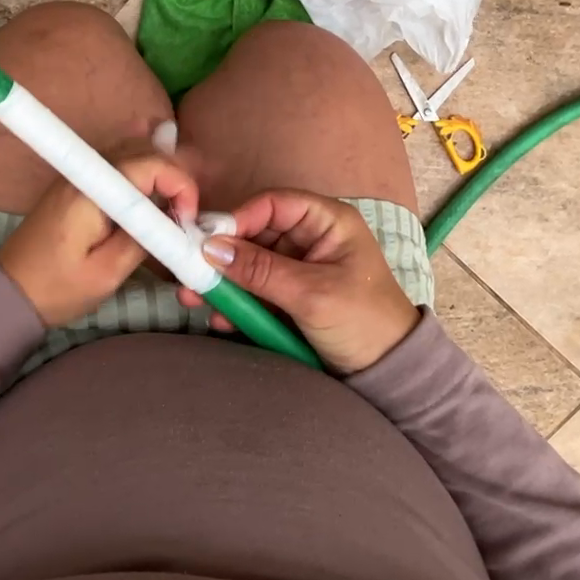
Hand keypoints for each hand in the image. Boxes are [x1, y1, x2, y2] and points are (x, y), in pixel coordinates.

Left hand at [0, 154, 197, 326]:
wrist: (8, 292)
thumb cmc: (56, 289)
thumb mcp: (106, 274)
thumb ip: (142, 239)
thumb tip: (172, 218)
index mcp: (91, 192)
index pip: (148, 163)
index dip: (180, 182)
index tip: (188, 217)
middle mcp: (84, 171)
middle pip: (142, 149)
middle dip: (175, 172)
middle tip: (189, 209)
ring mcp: (76, 174)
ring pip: (129, 149)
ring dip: (160, 165)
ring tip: (180, 197)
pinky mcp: (74, 184)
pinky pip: (114, 160)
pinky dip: (140, 163)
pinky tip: (154, 171)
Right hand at [182, 189, 419, 373]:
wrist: (389, 375)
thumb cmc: (365, 323)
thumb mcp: (311, 295)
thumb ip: (260, 271)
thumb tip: (209, 248)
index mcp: (327, 223)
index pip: (273, 204)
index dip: (239, 218)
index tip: (207, 240)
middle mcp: (309, 239)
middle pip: (254, 234)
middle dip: (223, 256)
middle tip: (190, 274)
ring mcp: (298, 269)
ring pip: (248, 265)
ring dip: (223, 283)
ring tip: (194, 300)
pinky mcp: (288, 298)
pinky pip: (254, 292)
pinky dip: (235, 304)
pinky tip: (218, 319)